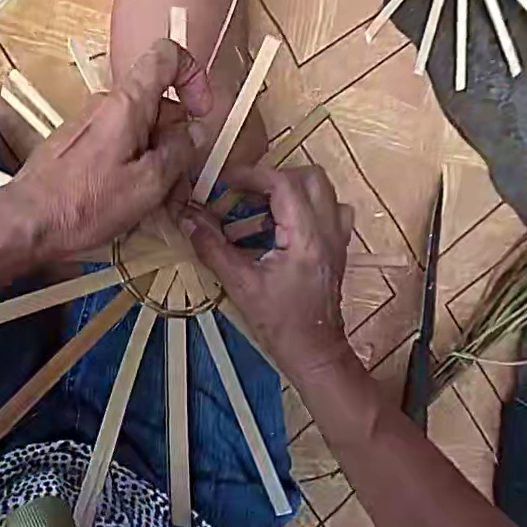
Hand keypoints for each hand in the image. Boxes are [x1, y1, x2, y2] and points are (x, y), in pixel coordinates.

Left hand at [0, 39, 211, 261]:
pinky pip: (118, 147)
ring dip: (157, 163)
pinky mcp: (78, 147)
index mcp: (127, 104)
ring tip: (157, 205)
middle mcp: (106, 105)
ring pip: (140, 132)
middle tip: (181, 186)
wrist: (26, 222)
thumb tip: (193, 133)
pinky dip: (134, 169)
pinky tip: (132, 204)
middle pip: (158, 106)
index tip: (202, 112)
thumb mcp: (147, 185)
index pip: (166, 56)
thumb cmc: (85, 205)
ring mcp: (90, 126)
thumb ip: (178, 154)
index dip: (193, 76)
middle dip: (178, 142)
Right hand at [183, 165, 358, 380]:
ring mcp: (338, 238)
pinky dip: (308, 207)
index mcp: (306, 237)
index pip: (283, 184)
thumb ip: (213, 248)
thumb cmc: (279, 322)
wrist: (314, 350)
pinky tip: (286, 225)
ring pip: (323, 191)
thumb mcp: (241, 285)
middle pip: (309, 177)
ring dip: (291, 190)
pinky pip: (332, 210)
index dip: (251, 176)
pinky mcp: (338, 247)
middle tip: (245, 195)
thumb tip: (187, 220)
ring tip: (262, 209)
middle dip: (273, 178)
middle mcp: (328, 230)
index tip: (225, 182)